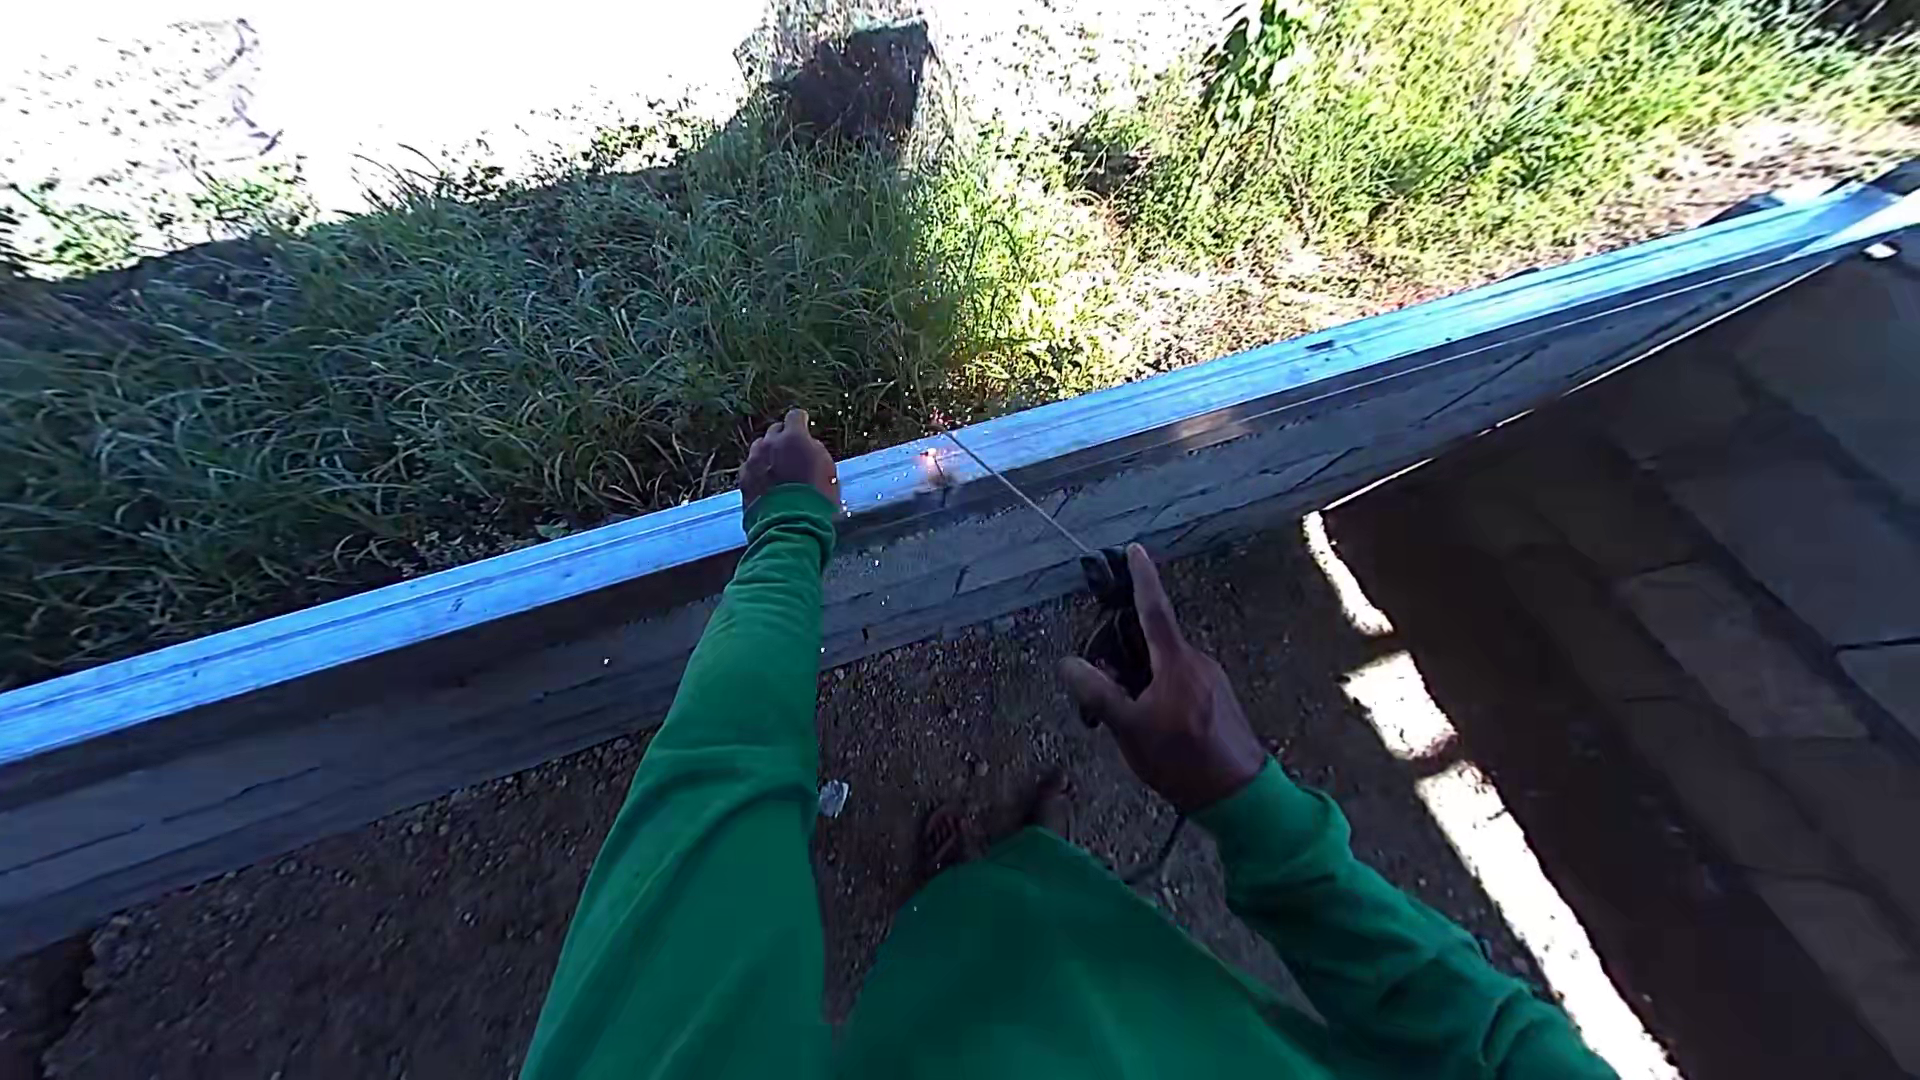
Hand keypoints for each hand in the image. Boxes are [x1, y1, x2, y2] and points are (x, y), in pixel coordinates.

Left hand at [740, 407, 839, 510]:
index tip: (804, 425)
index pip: (795, 416)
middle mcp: (770, 443)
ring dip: (768, 453)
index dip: (801, 421)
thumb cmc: (817, 498)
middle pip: (775, 431)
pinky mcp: (743, 479)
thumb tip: (808, 447)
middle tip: (791, 450)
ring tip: (777, 468)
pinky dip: (758, 471)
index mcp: (794, 438)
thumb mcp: (828, 471)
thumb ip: (815, 452)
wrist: (790, 524)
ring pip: (760, 448)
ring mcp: (753, 461)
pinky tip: (767, 483)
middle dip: (783, 438)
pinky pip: (750, 468)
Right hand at [1060, 544, 1268, 812]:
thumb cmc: (1183, 761)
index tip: (1134, 550)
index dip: (1142, 577)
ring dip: (1137, 676)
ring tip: (1125, 714)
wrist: (1241, 798)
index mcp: (1176, 662)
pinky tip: (1148, 721)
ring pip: (1162, 662)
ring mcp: (1209, 679)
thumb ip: (1097, 693)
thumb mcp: (1130, 728)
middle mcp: (1196, 662)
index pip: (1154, 609)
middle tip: (1103, 683)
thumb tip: (1068, 663)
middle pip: (1151, 639)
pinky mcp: (1216, 697)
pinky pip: (1177, 679)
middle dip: (1123, 650)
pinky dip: (1155, 687)